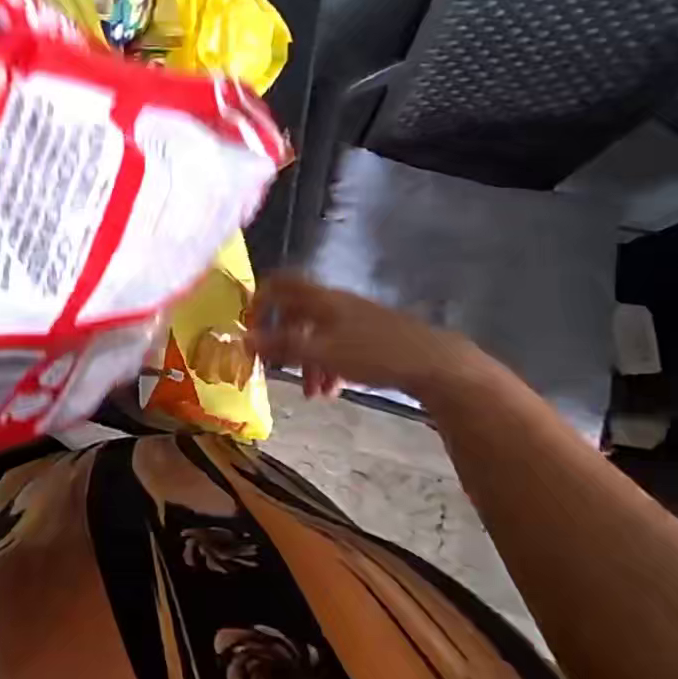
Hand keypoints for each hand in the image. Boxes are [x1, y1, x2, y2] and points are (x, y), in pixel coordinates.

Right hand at [248, 274, 507, 402]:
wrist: (434, 364)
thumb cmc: (372, 353)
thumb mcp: (321, 353)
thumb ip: (281, 346)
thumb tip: (243, 339)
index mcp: (321, 300)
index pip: (280, 285)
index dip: (261, 301)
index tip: (250, 329)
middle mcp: (336, 303)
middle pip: (298, 316)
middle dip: (285, 343)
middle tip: (277, 368)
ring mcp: (356, 319)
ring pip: (319, 336)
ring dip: (308, 362)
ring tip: (313, 394)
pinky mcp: (373, 337)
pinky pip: (339, 347)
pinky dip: (329, 366)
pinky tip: (334, 390)